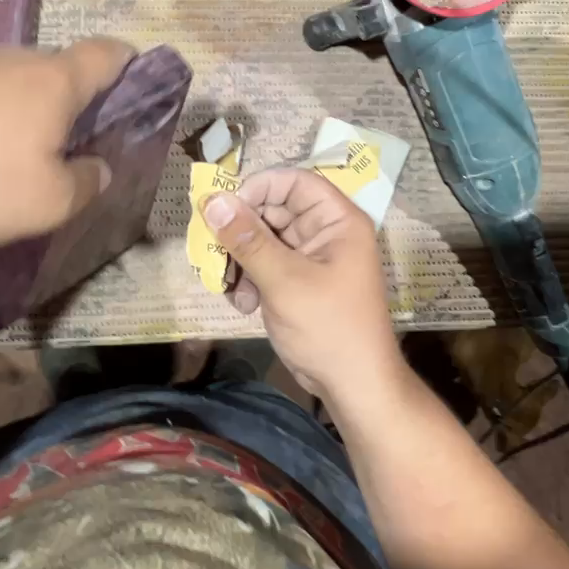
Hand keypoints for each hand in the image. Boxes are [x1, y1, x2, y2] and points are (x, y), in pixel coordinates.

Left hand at [0, 38, 134, 247]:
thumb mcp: (46, 205)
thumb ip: (85, 184)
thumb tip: (96, 169)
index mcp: (52, 82)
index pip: (107, 54)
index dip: (128, 64)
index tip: (131, 84)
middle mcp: (8, 59)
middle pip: (52, 71)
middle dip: (64, 102)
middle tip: (57, 147)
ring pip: (2, 81)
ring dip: (12, 110)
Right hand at [203, 169, 404, 401]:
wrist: (354, 386)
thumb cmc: (328, 327)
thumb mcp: (283, 281)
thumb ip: (247, 240)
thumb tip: (213, 200)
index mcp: (338, 220)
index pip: (294, 182)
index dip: (258, 188)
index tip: (224, 209)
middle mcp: (327, 232)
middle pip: (275, 210)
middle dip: (242, 233)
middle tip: (215, 252)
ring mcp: (313, 258)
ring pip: (265, 239)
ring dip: (242, 260)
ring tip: (231, 288)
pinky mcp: (300, 282)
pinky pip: (268, 265)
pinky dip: (251, 279)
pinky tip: (243, 304)